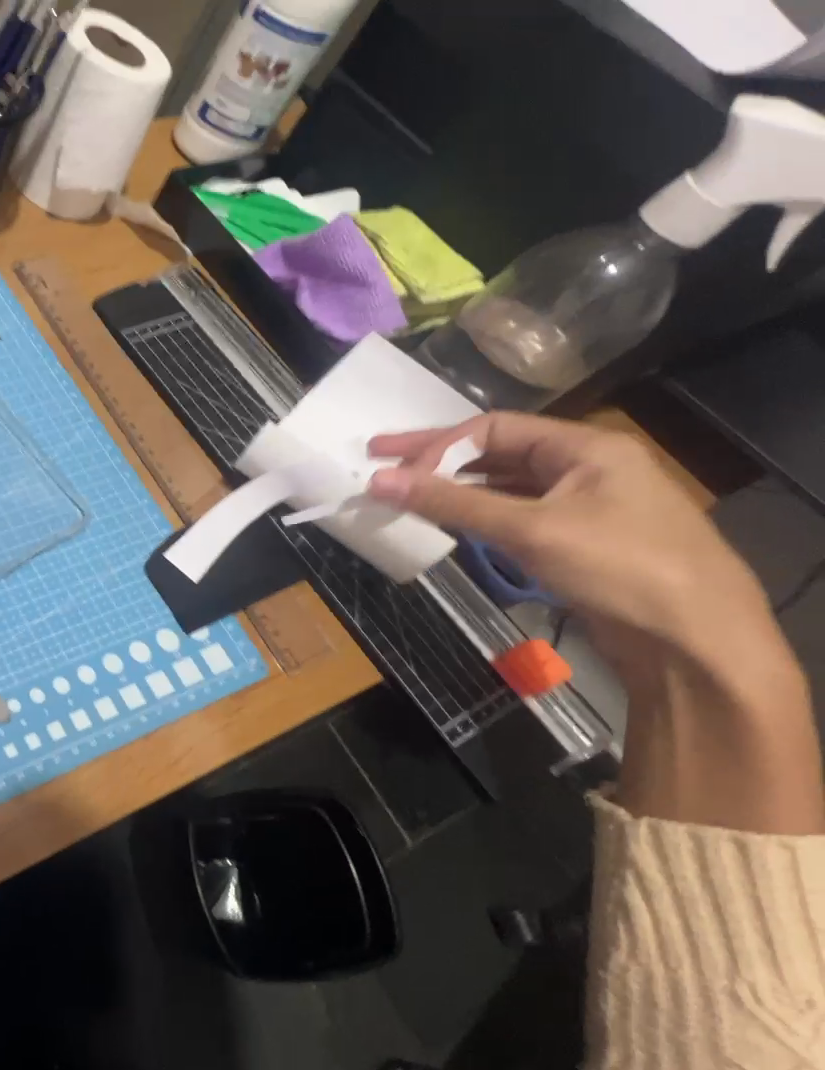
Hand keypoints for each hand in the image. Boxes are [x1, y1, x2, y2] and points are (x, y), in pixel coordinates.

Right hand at [367, 412, 822, 833]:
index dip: (437, 446)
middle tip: (377, 459)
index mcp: (586, 448)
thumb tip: (378, 481)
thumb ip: (451, 502)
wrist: (695, 639)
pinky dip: (477, 514)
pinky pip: (515, 514)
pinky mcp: (578, 541)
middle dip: (436, 459)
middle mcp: (586, 467)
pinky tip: (449, 521)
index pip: (493, 428)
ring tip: (405, 493)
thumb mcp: (529, 530)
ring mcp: (584, 505)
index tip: (391, 467)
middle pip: (496, 451)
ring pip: (504, 484)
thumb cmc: (620, 567)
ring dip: (454, 487)